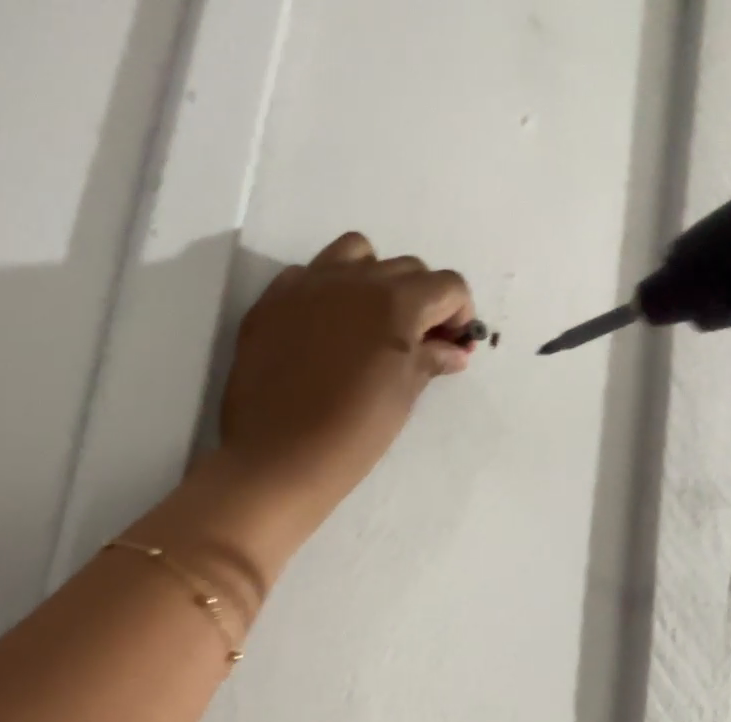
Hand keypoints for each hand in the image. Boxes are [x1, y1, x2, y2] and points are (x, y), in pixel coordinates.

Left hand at [217, 231, 475, 521]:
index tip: (453, 344)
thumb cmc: (350, 435)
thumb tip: (452, 349)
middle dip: (420, 299)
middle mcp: (354, 280)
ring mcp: (307, 286)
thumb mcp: (401, 398)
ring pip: (354, 254)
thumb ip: (428, 361)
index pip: (447, 286)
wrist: (275, 459)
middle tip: (416, 342)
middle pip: (404, 269)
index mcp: (396, 302)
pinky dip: (324, 291)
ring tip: (369, 320)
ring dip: (373, 278)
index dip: (458, 314)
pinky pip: (306, 275)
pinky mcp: (271, 302)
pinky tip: (323, 329)